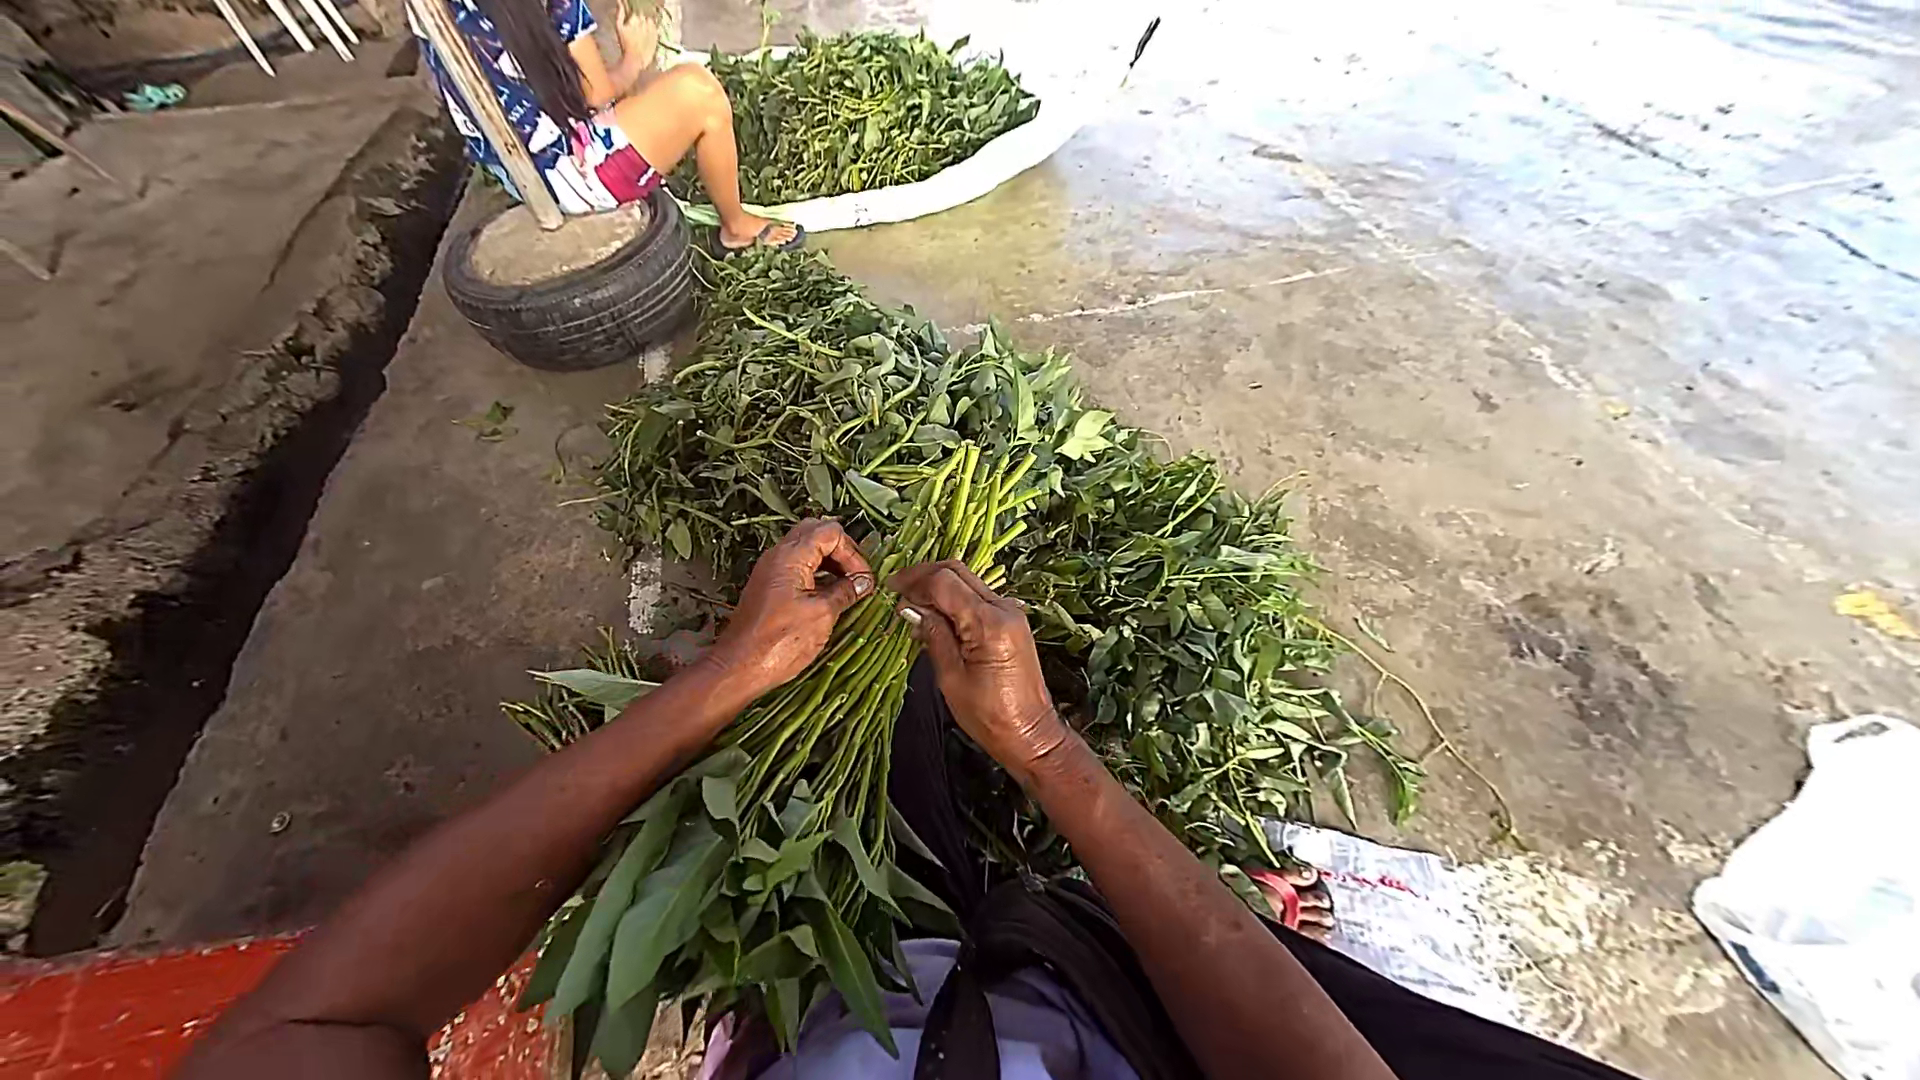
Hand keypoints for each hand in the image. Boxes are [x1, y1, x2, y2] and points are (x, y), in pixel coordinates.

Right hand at [615, 1, 658, 68]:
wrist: (635, 60)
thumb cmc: (624, 43)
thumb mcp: (619, 26)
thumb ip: (620, 12)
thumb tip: (619, 0)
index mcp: (635, 18)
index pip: (636, 9)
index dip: (634, 14)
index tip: (633, 18)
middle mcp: (644, 22)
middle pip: (643, 15)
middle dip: (640, 18)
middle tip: (637, 24)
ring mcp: (651, 31)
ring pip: (650, 21)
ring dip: (646, 23)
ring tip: (643, 28)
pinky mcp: (656, 38)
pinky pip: (655, 29)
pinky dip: (652, 29)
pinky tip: (648, 32)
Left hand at [709, 519, 873, 699]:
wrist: (739, 667)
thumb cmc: (779, 643)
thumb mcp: (822, 615)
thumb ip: (845, 592)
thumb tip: (863, 583)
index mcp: (791, 556)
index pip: (831, 532)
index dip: (853, 553)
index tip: (863, 579)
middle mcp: (778, 555)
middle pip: (817, 532)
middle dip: (842, 551)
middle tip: (857, 576)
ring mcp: (771, 569)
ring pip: (807, 548)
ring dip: (830, 562)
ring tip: (848, 587)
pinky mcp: (769, 585)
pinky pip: (797, 566)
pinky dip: (817, 573)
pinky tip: (830, 594)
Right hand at [890, 560, 1072, 783]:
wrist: (1029, 733)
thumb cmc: (990, 716)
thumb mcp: (951, 677)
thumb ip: (933, 635)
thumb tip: (912, 609)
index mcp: (989, 623)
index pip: (944, 583)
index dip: (914, 581)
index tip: (891, 588)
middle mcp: (1004, 609)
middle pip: (957, 572)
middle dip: (924, 576)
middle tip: (897, 589)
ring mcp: (1011, 612)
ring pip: (967, 581)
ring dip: (938, 586)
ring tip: (911, 605)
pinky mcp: (1011, 621)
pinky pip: (977, 597)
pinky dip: (953, 599)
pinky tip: (935, 615)